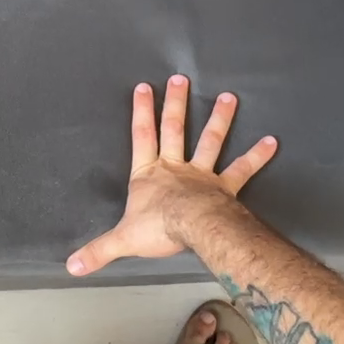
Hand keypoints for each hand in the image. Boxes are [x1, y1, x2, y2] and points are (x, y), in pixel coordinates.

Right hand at [66, 74, 277, 275]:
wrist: (195, 229)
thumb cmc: (158, 229)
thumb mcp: (121, 239)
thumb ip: (97, 250)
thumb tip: (71, 265)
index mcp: (148, 174)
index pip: (142, 136)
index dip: (142, 111)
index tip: (144, 86)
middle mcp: (174, 167)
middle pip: (174, 129)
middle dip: (176, 103)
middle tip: (180, 78)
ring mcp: (202, 174)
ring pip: (210, 141)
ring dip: (219, 119)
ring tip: (230, 97)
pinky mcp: (225, 187)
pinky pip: (242, 169)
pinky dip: (257, 156)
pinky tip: (272, 142)